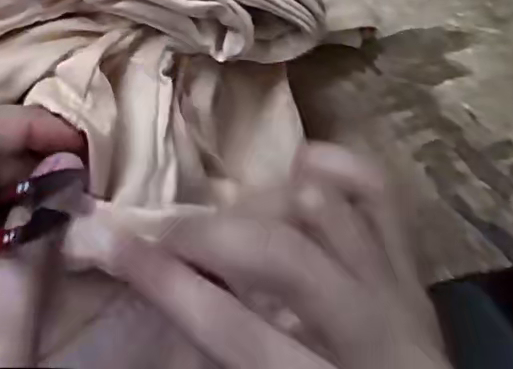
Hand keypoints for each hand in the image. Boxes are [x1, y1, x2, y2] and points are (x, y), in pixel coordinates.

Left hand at [0, 105, 85, 368]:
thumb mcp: (1, 335)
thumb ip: (35, 247)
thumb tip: (64, 172)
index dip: (24, 124)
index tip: (79, 140)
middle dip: (26, 152)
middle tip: (84, 172)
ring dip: (18, 182)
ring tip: (71, 196)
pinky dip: (2, 214)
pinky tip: (38, 227)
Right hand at [99, 144, 447, 368]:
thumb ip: (200, 341)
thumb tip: (138, 269)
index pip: (229, 325)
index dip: (158, 278)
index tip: (100, 237)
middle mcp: (381, 337)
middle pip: (278, 252)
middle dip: (202, 232)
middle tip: (158, 232)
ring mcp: (401, 293)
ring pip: (322, 205)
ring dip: (258, 203)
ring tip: (228, 221)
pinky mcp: (411, 267)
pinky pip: (371, 188)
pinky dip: (323, 170)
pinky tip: (289, 181)